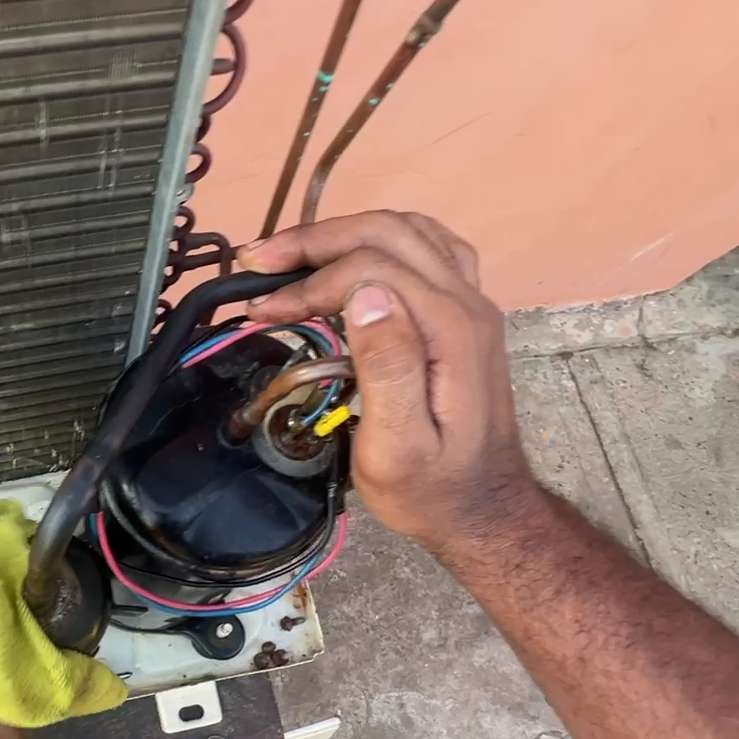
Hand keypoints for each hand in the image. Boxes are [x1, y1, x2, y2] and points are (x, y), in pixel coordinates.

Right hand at [239, 211, 543, 557]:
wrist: (481, 508)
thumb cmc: (428, 489)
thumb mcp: (398, 447)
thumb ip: (388, 368)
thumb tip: (364, 296)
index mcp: (449, 331)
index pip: (369, 271)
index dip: (308, 284)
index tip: (261, 313)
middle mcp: (467, 303)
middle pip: (386, 233)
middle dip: (314, 241)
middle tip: (258, 260)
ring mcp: (472, 302)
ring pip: (406, 231)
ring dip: (342, 234)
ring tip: (289, 256)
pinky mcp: (464, 314)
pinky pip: (426, 248)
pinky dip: (379, 241)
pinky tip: (350, 256)